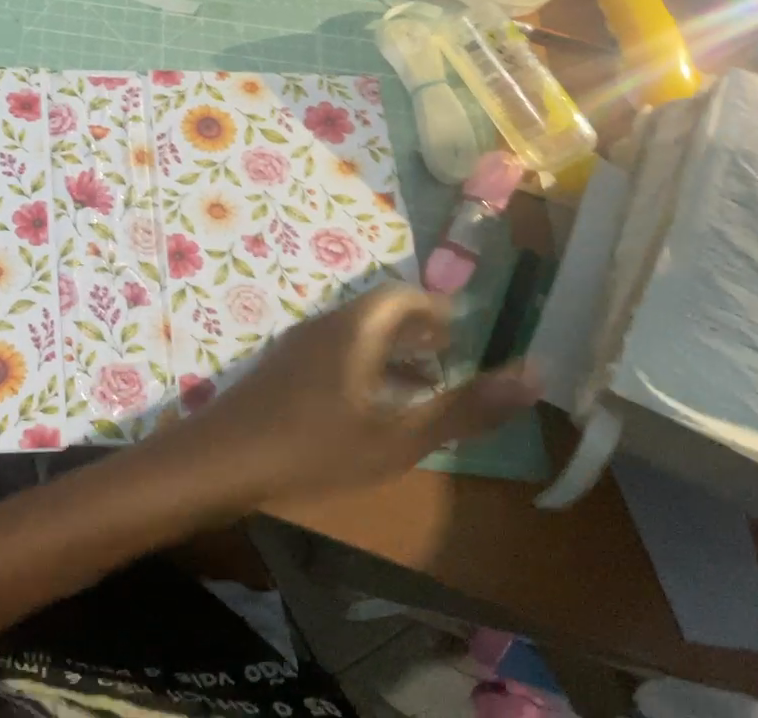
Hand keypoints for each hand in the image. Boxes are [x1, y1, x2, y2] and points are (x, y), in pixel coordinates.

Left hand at [176, 284, 541, 504]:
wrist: (221, 460)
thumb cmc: (314, 448)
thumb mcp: (398, 437)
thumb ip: (464, 408)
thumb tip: (536, 374)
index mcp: (352, 331)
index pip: (401, 296)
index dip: (436, 310)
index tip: (464, 336)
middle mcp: (322, 328)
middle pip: (376, 313)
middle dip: (417, 333)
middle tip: (449, 361)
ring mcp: (294, 348)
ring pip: (352, 336)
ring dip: (390, 353)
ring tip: (422, 386)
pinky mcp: (278, 372)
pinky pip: (330, 354)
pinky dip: (362, 368)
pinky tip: (369, 408)